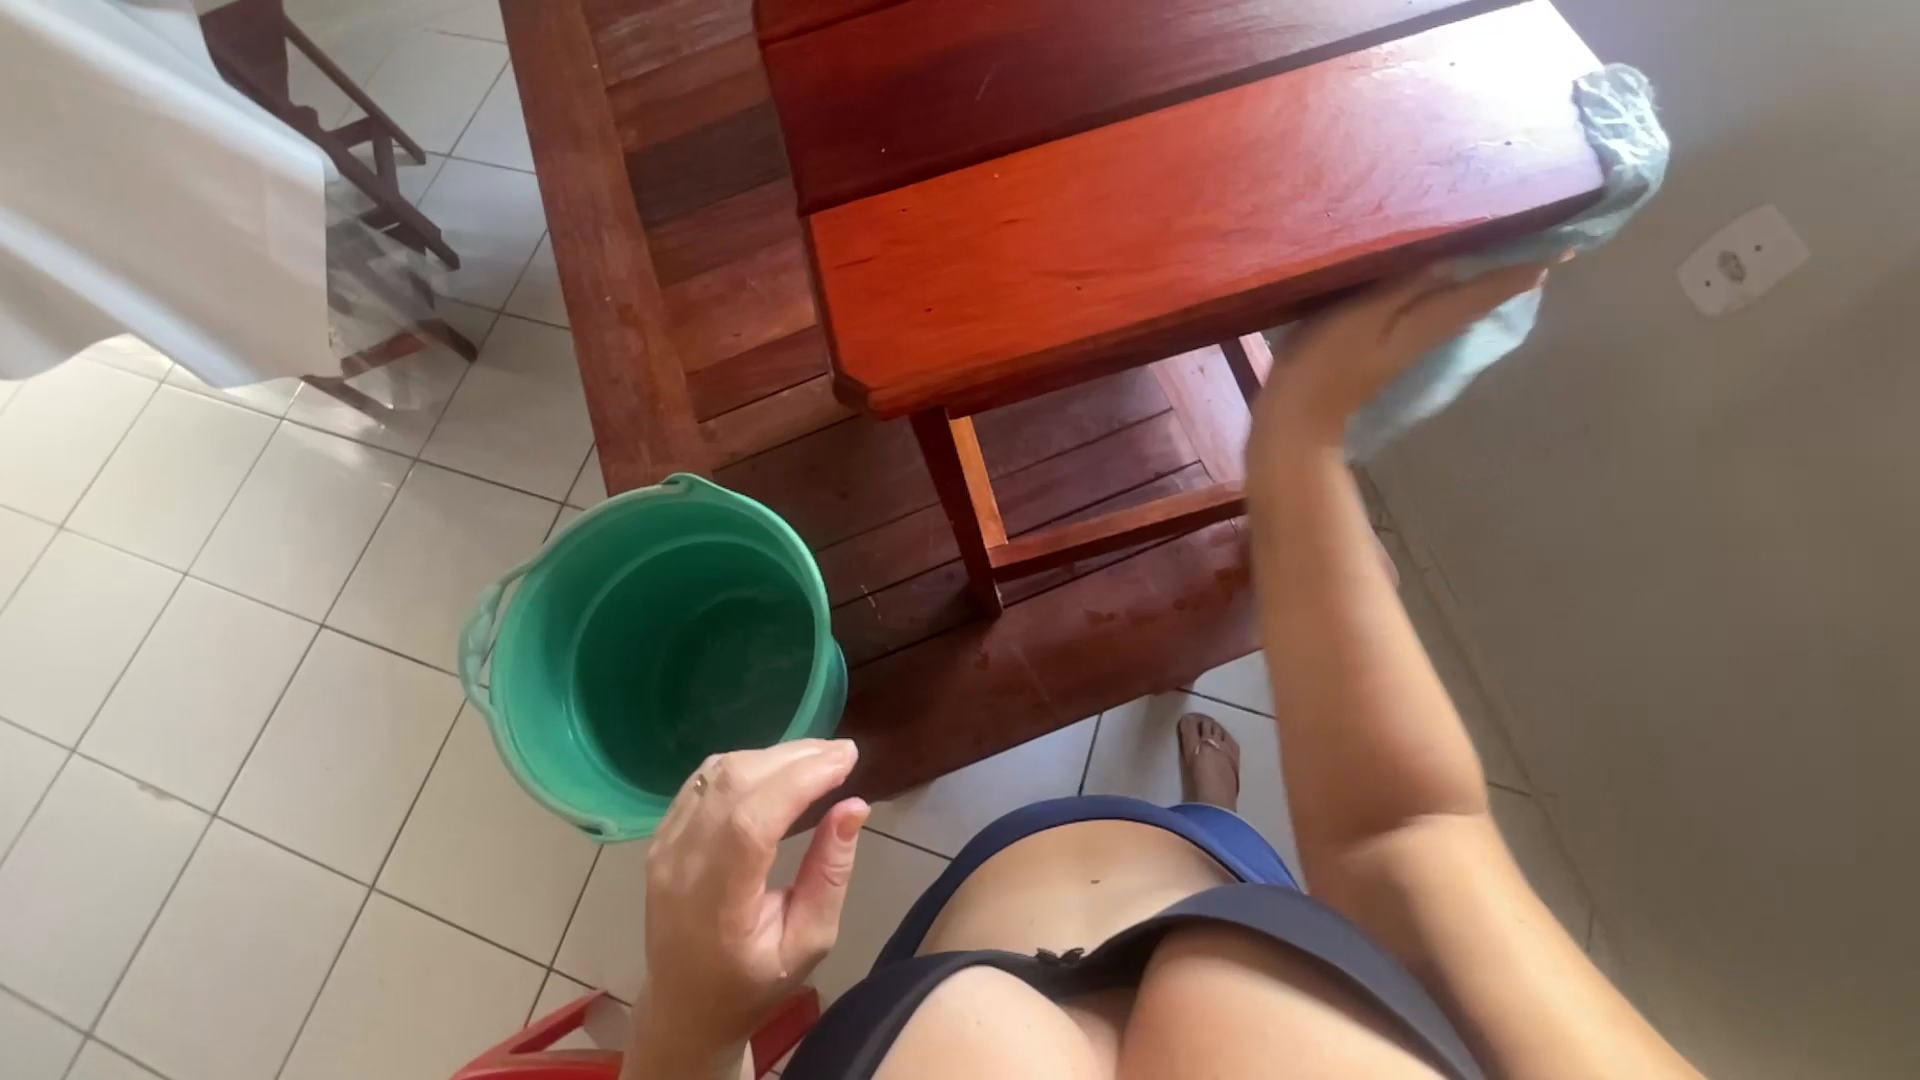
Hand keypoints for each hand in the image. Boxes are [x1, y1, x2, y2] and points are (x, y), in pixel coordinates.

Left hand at [632, 740, 868, 1075]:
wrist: (683, 1008)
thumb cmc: (752, 984)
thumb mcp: (808, 944)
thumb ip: (830, 875)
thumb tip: (854, 807)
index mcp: (715, 904)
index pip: (752, 820)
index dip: (801, 779)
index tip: (847, 759)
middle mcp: (680, 864)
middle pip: (734, 783)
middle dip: (796, 757)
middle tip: (843, 753)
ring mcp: (664, 844)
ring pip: (719, 772)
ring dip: (774, 755)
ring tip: (819, 758)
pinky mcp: (662, 833)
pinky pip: (704, 779)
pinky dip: (748, 763)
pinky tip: (780, 769)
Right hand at [1252, 261, 1554, 450]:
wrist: (1296, 422)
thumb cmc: (1323, 366)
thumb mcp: (1361, 317)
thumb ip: (1404, 286)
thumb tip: (1455, 257)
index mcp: (1425, 324)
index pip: (1485, 291)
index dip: (1522, 268)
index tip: (1565, 244)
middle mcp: (1424, 336)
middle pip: (1476, 301)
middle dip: (1507, 275)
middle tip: (1541, 244)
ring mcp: (1401, 348)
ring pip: (1453, 309)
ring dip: (1478, 286)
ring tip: (1499, 260)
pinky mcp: (1379, 354)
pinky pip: (1424, 316)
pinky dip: (1443, 297)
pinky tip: (1436, 288)